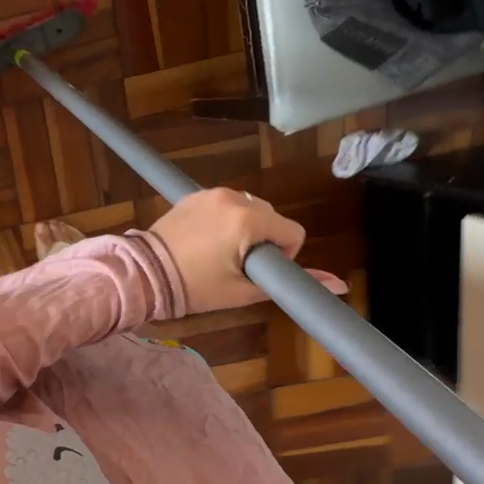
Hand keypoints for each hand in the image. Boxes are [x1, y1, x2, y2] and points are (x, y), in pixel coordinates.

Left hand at [148, 188, 348, 314]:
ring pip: (248, 209)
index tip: (256, 270)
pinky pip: (224, 205)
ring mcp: (212, 193)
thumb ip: (289, 284)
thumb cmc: (193, 288)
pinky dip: (224, 220)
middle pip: (270, 217)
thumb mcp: (242, 291)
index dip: (282, 256)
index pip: (292, 232)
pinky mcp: (194, 195)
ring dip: (243, 229)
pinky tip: (204, 241)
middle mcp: (234, 197)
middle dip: (261, 241)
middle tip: (233, 265)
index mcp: (249, 219)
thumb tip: (340, 285)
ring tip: (216, 254)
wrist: (143, 275)